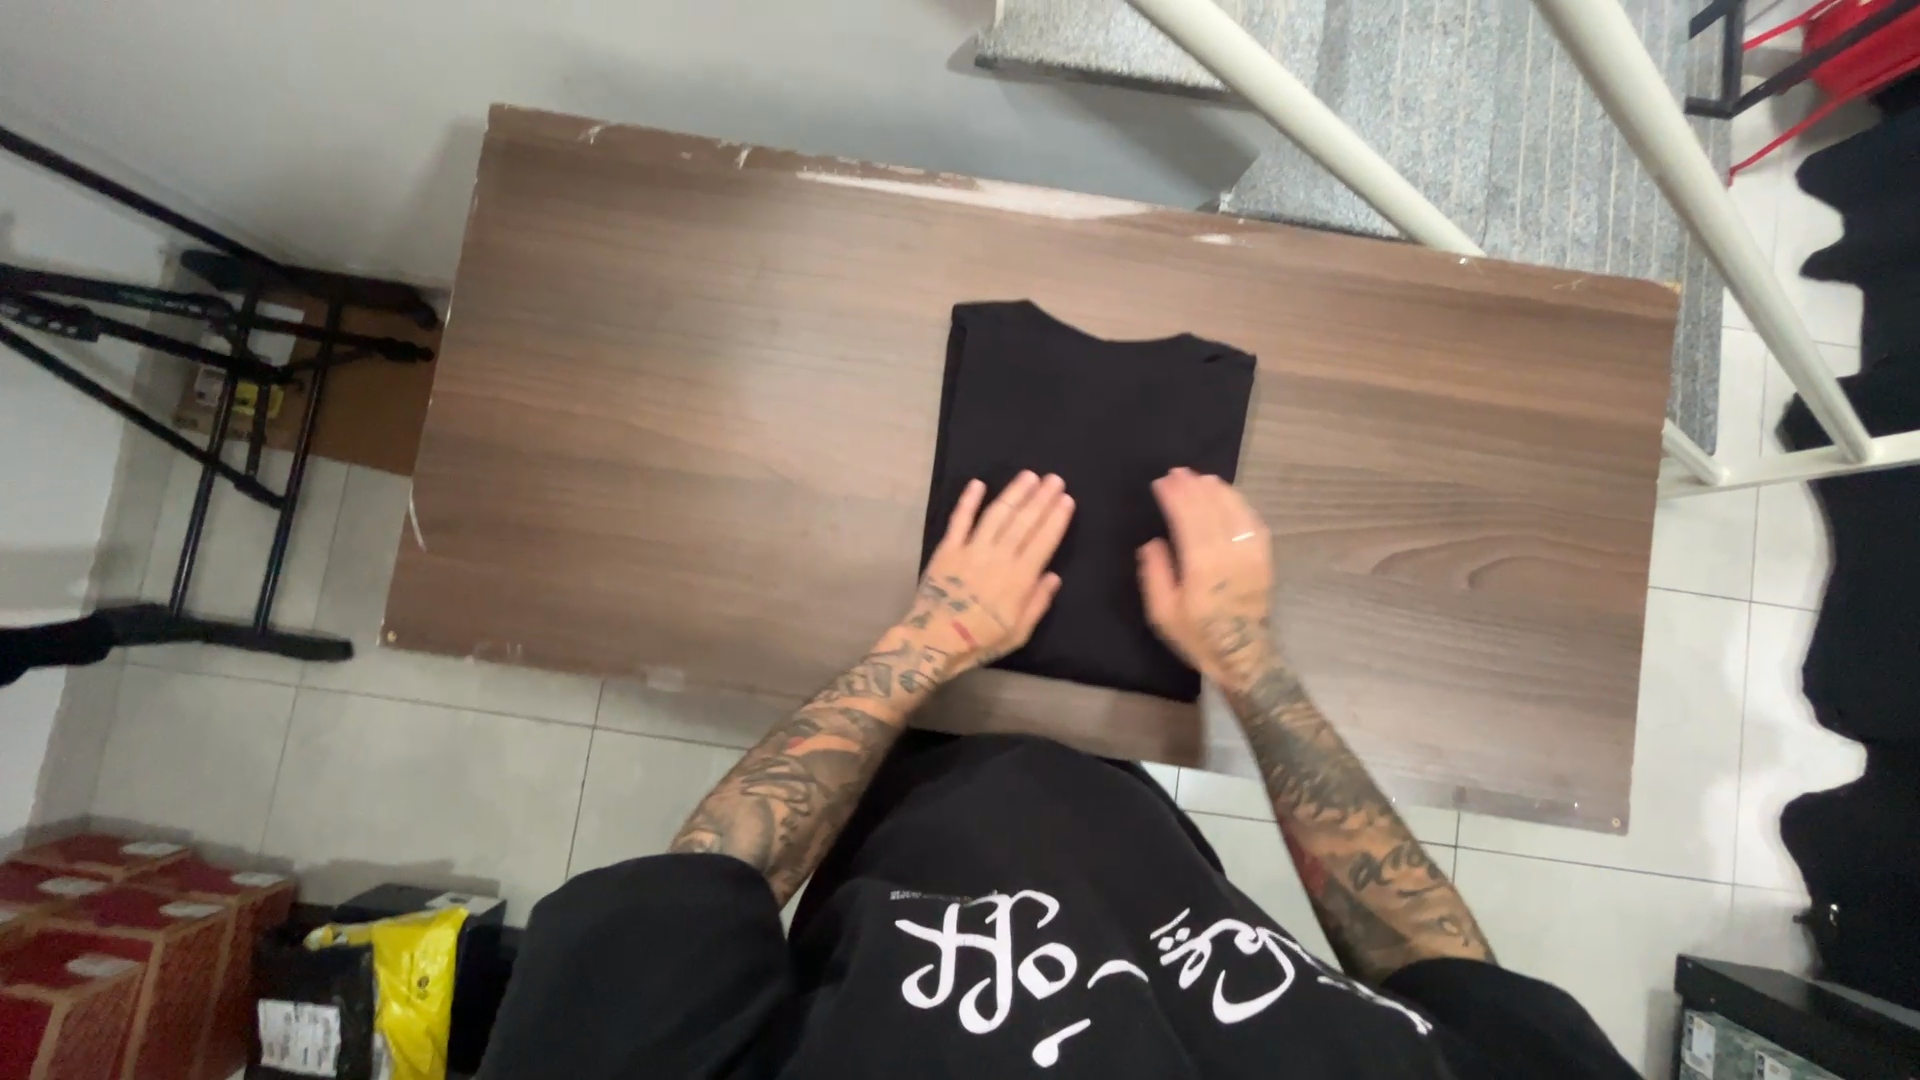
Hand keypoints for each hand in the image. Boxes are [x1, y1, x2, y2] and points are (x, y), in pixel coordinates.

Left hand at [903, 471, 1072, 675]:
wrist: (934, 640)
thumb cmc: (981, 640)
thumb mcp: (1019, 632)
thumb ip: (1038, 602)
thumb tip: (1054, 576)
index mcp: (1020, 578)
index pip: (1044, 540)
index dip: (1056, 518)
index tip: (1066, 499)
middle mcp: (999, 556)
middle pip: (1024, 521)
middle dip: (1041, 498)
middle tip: (1054, 479)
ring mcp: (972, 549)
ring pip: (997, 514)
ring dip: (1014, 493)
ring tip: (1028, 476)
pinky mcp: (948, 548)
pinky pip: (960, 519)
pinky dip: (968, 500)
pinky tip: (977, 484)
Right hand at [1137, 467, 1275, 689]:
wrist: (1243, 656)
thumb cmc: (1198, 636)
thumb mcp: (1163, 613)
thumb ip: (1155, 574)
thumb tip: (1153, 542)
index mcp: (1201, 566)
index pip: (1187, 518)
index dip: (1174, 496)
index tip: (1162, 482)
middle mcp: (1229, 554)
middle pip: (1210, 509)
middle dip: (1192, 487)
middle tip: (1177, 472)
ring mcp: (1250, 554)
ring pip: (1235, 511)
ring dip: (1217, 490)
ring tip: (1201, 478)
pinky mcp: (1264, 559)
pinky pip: (1253, 523)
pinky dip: (1240, 505)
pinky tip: (1229, 497)